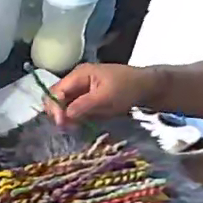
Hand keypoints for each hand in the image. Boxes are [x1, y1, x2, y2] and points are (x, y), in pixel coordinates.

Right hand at [46, 63, 165, 125]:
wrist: (147, 87)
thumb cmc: (128, 88)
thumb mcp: (106, 97)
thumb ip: (83, 105)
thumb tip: (64, 116)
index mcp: (79, 75)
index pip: (56, 91)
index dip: (54, 107)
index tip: (61, 123)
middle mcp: (76, 80)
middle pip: (56, 97)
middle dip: (57, 112)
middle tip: (65, 127)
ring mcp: (81, 89)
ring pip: (63, 104)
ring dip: (65, 116)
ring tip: (72, 128)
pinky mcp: (86, 98)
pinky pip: (73, 108)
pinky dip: (73, 117)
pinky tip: (78, 125)